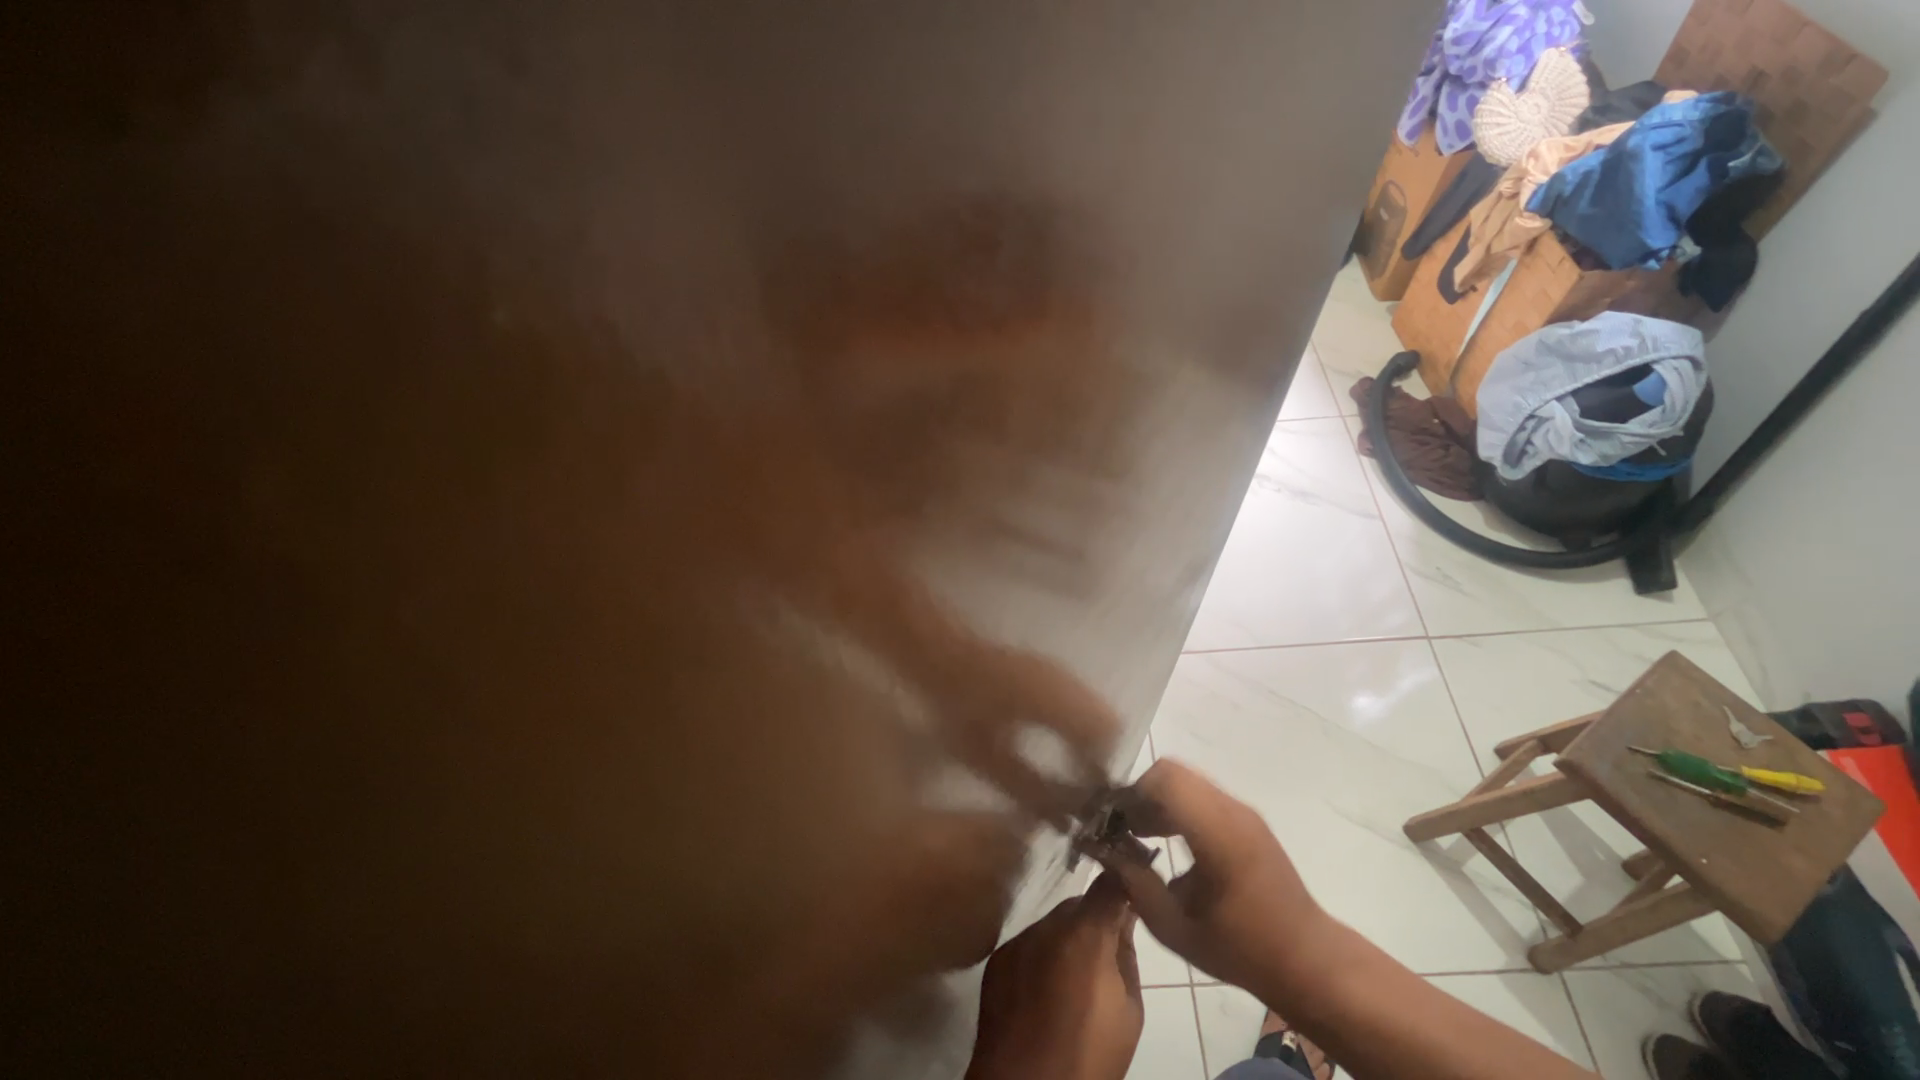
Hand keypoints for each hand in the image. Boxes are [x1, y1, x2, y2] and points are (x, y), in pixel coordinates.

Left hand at [966, 874, 1142, 1079]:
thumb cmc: (1088, 1056)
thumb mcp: (1129, 1012)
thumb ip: (1126, 956)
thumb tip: (1123, 923)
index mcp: (1086, 936)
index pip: (1109, 884)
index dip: (1123, 884)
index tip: (1133, 895)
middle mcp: (1046, 927)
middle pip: (1078, 904)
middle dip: (1094, 919)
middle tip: (1106, 953)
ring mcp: (1017, 941)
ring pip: (1051, 923)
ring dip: (1066, 938)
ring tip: (1074, 978)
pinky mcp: (997, 960)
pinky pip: (1028, 943)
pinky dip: (1041, 955)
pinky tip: (1046, 988)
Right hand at [1098, 759, 1336, 997]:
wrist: (1307, 959)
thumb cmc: (1240, 949)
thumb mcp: (1175, 927)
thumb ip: (1134, 883)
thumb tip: (1101, 851)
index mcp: (1217, 833)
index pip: (1165, 778)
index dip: (1130, 792)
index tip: (1111, 823)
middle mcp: (1233, 811)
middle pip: (1173, 772)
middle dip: (1140, 795)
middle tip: (1121, 830)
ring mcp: (1245, 814)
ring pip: (1188, 782)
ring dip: (1159, 801)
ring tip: (1140, 837)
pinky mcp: (1249, 823)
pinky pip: (1204, 797)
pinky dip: (1178, 809)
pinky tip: (1170, 845)